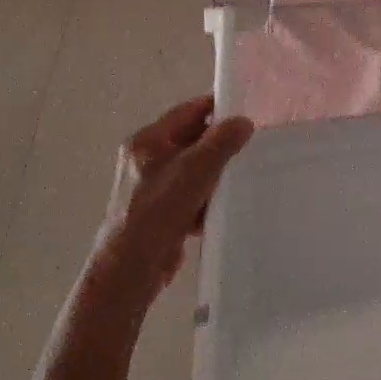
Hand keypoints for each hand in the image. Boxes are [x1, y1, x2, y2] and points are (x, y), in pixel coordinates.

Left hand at [95, 95, 253, 296]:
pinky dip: (205, 198)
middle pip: (192, 140)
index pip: (189, 110)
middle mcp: (144, 159)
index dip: (218, 109)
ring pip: (194, 169)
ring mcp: (149, 187)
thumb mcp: (196, 170)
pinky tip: (221, 208)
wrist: (130, 270)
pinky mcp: (157, 211)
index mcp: (146, 141)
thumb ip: (222, 141)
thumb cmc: (158, 211)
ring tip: (240, 179)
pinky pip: (189, 194)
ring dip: (215, 175)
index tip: (248, 115)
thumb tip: (244, 121)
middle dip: (220, 145)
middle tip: (250, 148)